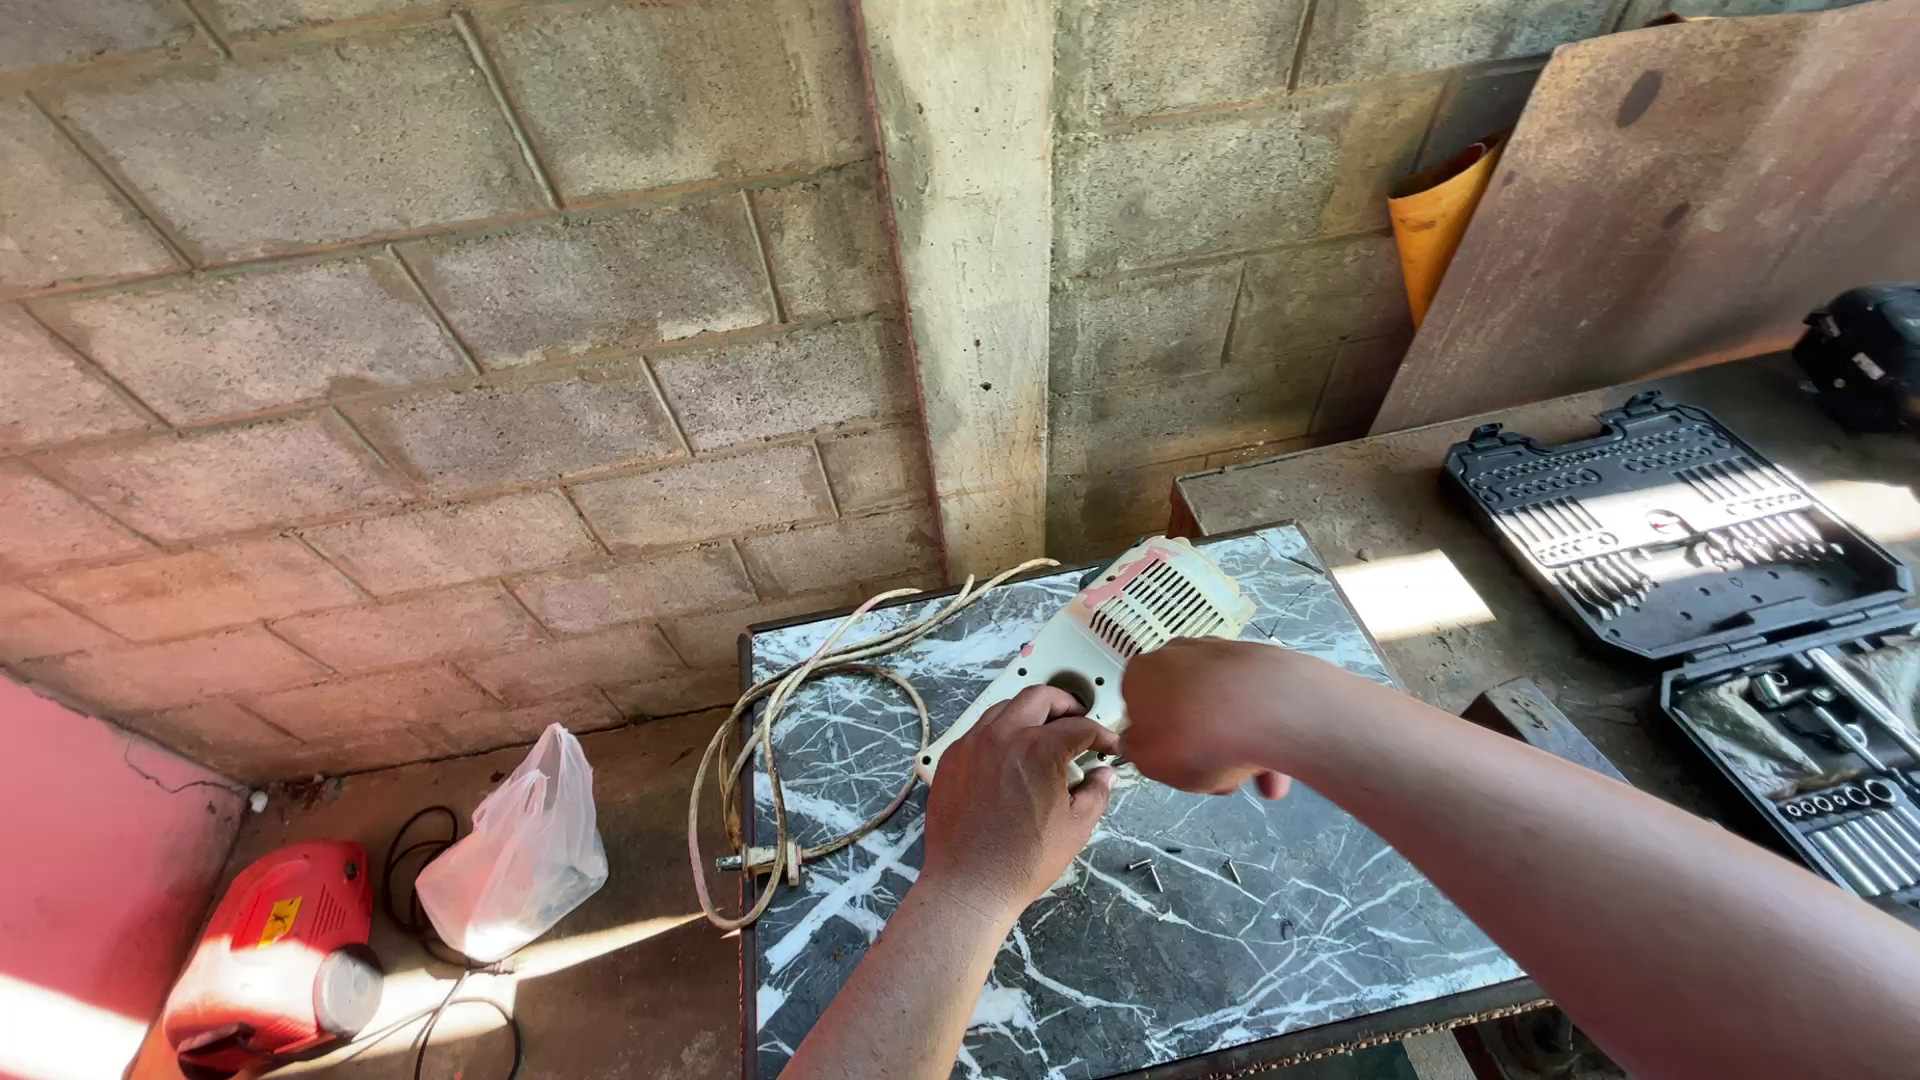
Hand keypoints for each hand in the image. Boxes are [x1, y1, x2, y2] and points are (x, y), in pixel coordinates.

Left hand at [920, 686, 1117, 920]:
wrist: (969, 883)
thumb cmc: (1022, 860)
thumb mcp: (1075, 828)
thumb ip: (1096, 792)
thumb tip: (1104, 774)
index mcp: (1038, 749)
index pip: (1079, 727)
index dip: (1102, 734)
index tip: (1109, 745)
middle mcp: (1003, 736)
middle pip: (1039, 697)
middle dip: (1065, 704)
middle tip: (1078, 720)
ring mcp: (972, 743)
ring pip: (1005, 707)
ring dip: (1030, 712)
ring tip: (1044, 731)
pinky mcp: (952, 756)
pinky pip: (979, 729)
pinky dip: (1000, 730)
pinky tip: (1009, 751)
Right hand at [1119, 638, 1312, 797]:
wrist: (1266, 710)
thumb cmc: (1198, 736)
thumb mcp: (1149, 763)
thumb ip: (1138, 752)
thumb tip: (1139, 744)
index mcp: (1140, 674)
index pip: (1139, 708)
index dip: (1155, 738)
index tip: (1170, 759)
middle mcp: (1177, 654)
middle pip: (1183, 705)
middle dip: (1198, 741)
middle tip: (1212, 772)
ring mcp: (1220, 653)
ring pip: (1222, 705)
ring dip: (1234, 740)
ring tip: (1252, 774)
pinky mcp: (1259, 659)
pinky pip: (1253, 701)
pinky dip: (1260, 729)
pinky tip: (1272, 762)